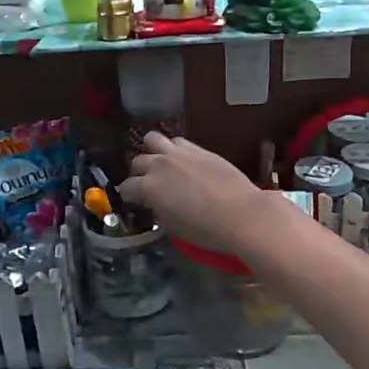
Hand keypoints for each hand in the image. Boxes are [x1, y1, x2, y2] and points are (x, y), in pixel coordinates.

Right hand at [118, 132, 285, 256]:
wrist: (241, 212)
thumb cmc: (206, 229)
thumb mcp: (173, 226)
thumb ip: (159, 209)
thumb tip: (156, 203)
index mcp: (149, 187)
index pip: (126, 188)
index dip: (129, 196)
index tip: (134, 202)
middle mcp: (160, 165)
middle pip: (138, 161)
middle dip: (139, 174)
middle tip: (149, 185)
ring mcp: (179, 153)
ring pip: (153, 140)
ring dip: (153, 152)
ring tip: (162, 165)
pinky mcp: (199, 148)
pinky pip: (178, 141)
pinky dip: (174, 149)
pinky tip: (182, 161)